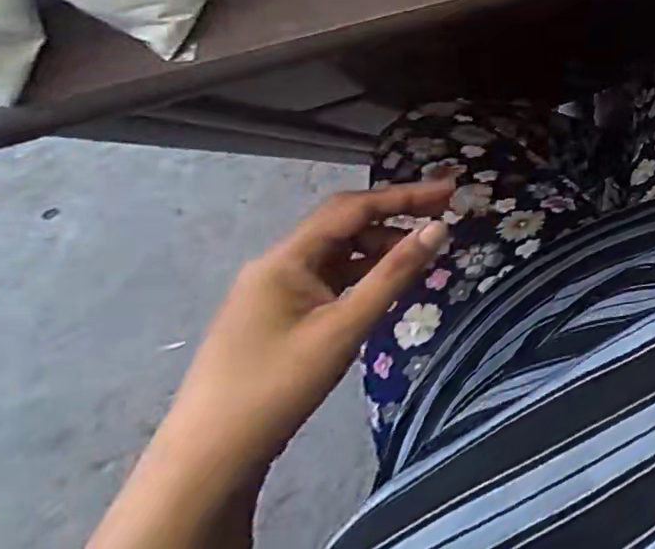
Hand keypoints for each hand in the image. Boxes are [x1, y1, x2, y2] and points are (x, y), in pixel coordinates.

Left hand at [89, 182, 449, 548]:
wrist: (206, 464)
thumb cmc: (276, 388)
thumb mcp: (344, 328)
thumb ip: (393, 274)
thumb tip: (439, 228)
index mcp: (284, 259)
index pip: (352, 208)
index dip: (404, 195)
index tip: (448, 191)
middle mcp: (277, 264)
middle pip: (343, 223)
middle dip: (395, 213)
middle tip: (443, 212)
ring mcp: (274, 290)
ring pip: (337, 251)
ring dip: (380, 245)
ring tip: (421, 253)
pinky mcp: (277, 314)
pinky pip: (328, 277)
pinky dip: (362, 271)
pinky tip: (385, 283)